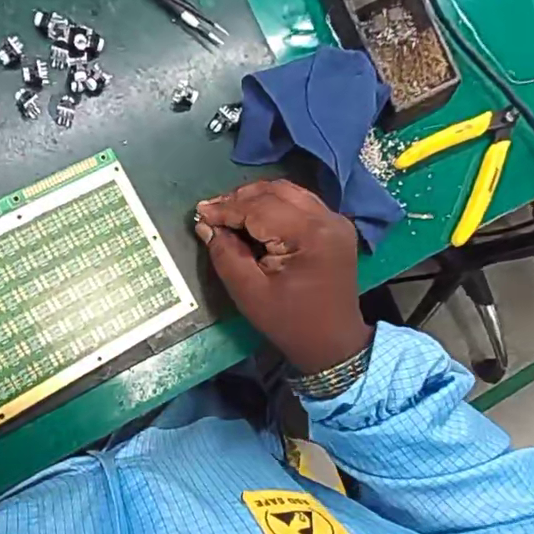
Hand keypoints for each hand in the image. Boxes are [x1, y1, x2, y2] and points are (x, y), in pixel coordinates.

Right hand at [193, 179, 370, 373]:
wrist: (331, 342)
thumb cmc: (288, 322)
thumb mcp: (249, 293)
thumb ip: (226, 255)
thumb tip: (205, 226)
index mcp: (308, 235)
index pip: (260, 208)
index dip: (226, 208)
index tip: (199, 212)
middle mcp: (327, 219)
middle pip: (276, 192)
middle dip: (240, 198)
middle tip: (211, 210)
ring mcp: (335, 221)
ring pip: (289, 192)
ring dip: (256, 198)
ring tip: (228, 211)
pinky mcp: (335, 227)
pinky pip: (300, 202)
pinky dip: (274, 204)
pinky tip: (254, 216)